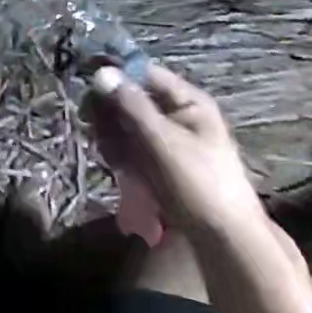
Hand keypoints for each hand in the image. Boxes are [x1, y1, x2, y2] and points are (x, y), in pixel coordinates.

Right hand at [90, 64, 264, 235]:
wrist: (223, 240)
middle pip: (129, 98)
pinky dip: (119, 153)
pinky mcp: (157, 161)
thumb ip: (131, 105)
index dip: (115, 75)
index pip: (143, 72)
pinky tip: (119, 168)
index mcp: (187, 101)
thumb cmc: (199, 183)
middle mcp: (175, 114)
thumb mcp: (163, 140)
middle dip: (110, 113)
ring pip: (124, 123)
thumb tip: (102, 71)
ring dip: (112, 136)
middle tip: (98, 130)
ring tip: (114, 157)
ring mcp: (165, 139)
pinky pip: (128, 146)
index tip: (88, 86)